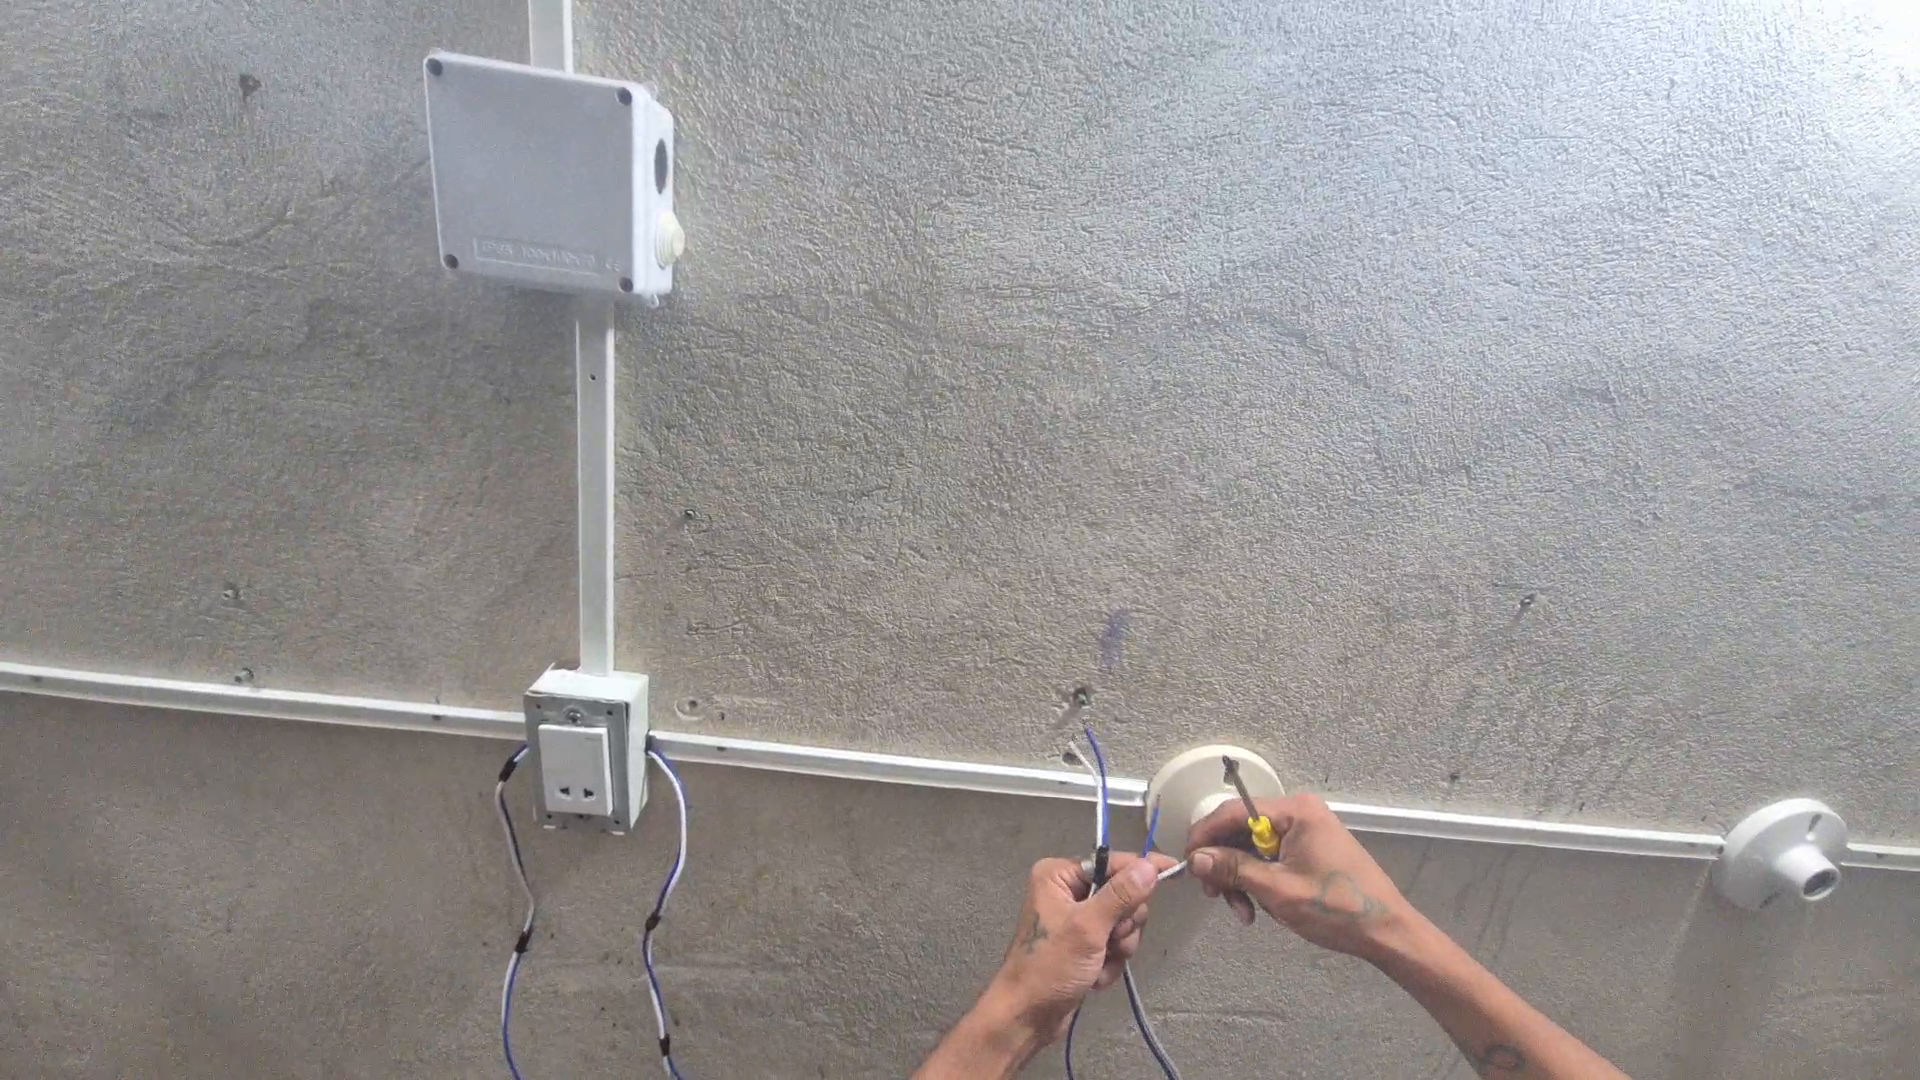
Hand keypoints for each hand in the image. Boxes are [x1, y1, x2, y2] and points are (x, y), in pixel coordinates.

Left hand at [982, 852, 1175, 1043]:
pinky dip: (1110, 962)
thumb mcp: (1088, 928)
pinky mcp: (1083, 943)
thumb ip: (1120, 896)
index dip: (1140, 869)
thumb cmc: (1051, 966)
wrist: (1027, 1015)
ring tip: (1099, 963)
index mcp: (1059, 875)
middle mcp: (1066, 890)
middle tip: (1110, 941)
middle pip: (1121, 894)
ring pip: (1121, 923)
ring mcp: (1076, 918)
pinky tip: (1094, 976)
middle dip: (1122, 925)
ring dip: (1117, 948)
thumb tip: (1148, 866)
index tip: (1172, 868)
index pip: (1110, 863)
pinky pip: (1114, 944)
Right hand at [1185, 794, 1413, 961]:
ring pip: (1252, 846)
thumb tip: (1195, 859)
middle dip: (1225, 863)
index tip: (1189, 862)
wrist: (1391, 936)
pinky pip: (1270, 857)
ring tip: (1244, 911)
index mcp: (1294, 810)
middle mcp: (1298, 812)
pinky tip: (1260, 905)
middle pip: (1240, 829)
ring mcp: (1305, 830)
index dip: (1205, 835)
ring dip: (1241, 877)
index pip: (1233, 811)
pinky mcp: (1309, 849)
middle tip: (1215, 895)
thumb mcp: (1278, 890)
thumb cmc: (1337, 909)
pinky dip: (1259, 879)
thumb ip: (1233, 869)